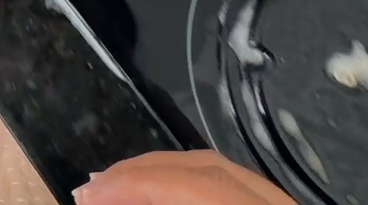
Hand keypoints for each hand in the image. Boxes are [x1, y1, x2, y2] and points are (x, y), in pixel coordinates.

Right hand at [74, 151, 293, 204]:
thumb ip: (161, 204)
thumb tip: (105, 199)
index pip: (189, 185)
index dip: (130, 184)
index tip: (86, 197)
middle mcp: (276, 202)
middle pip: (200, 166)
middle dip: (137, 174)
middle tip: (91, 191)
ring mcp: (282, 203)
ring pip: (213, 168)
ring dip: (158, 174)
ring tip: (115, 189)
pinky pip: (228, 182)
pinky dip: (186, 183)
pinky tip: (159, 194)